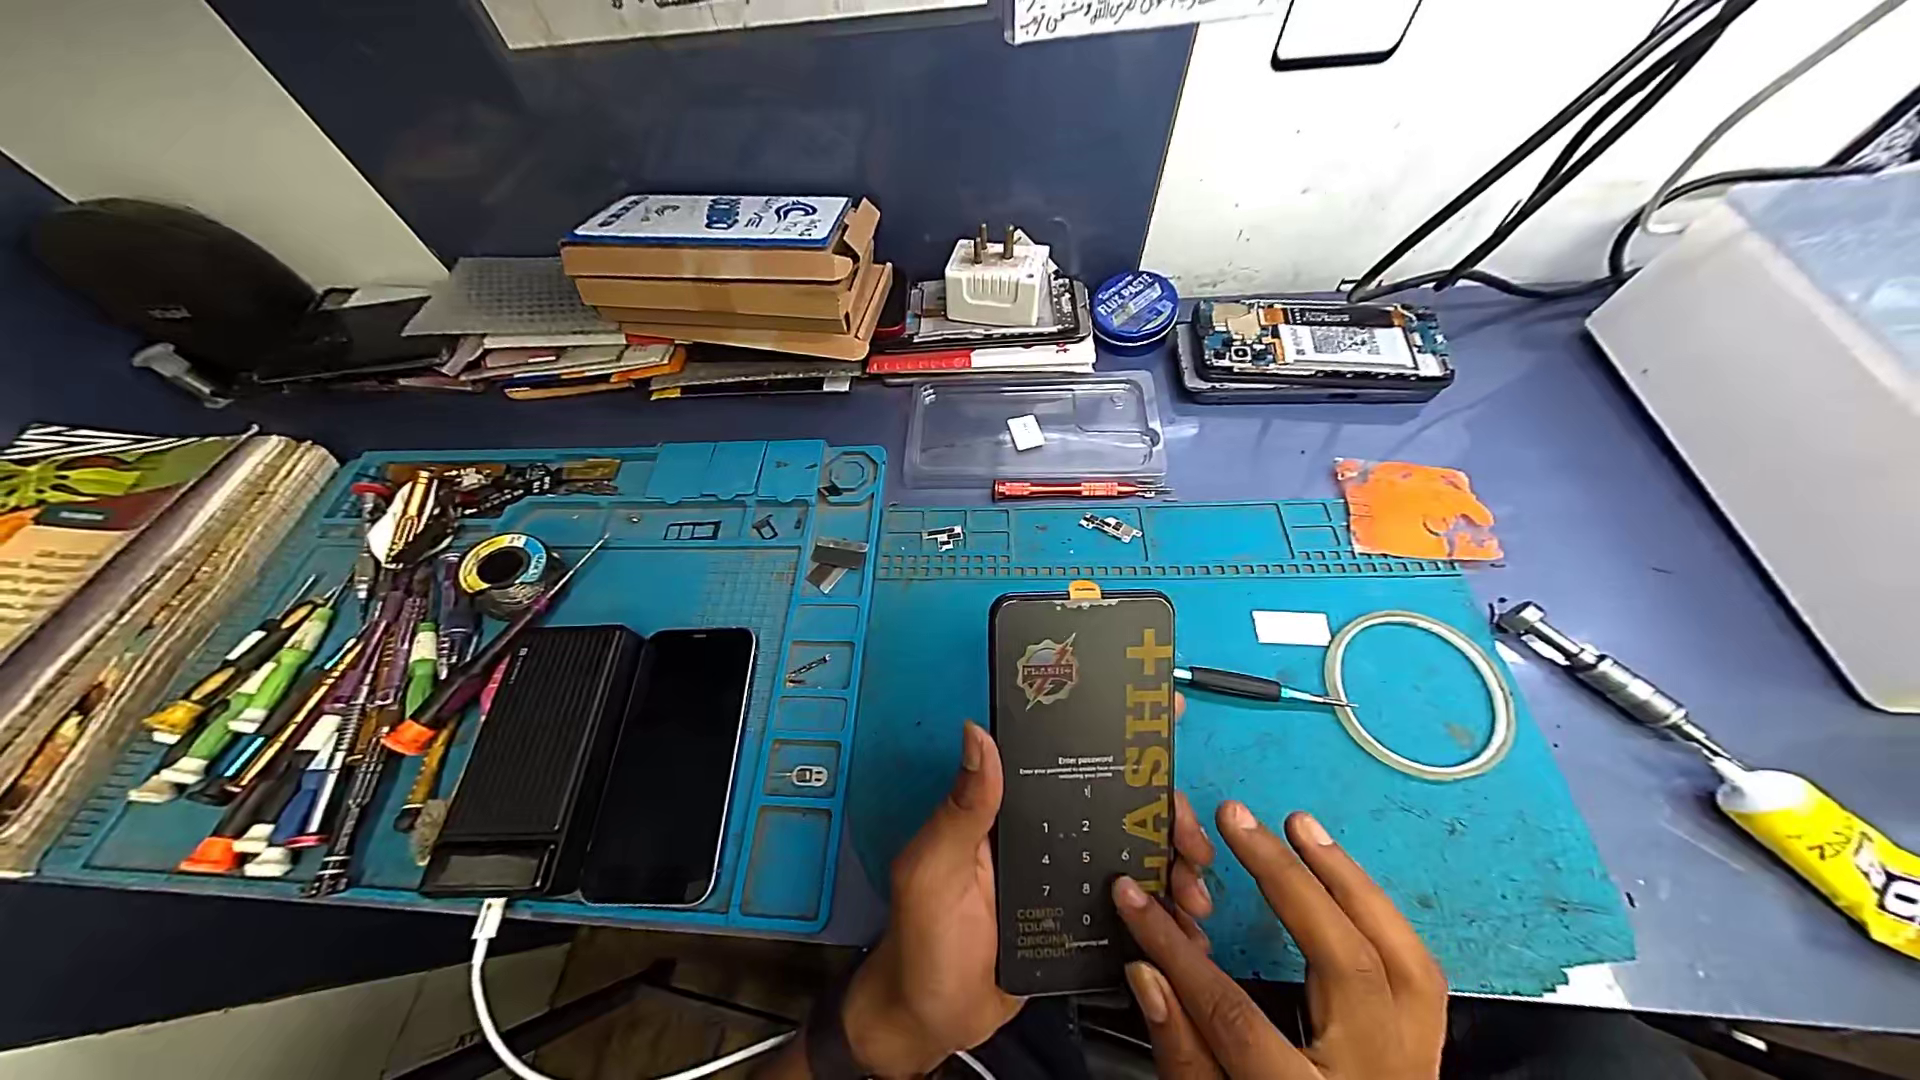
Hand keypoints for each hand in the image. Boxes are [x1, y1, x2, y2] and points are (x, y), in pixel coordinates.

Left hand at [843, 720, 1218, 1075]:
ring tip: (1193, 887)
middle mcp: (1044, 829)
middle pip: (1116, 801)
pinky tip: (1188, 917)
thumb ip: (961, 808)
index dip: (1111, 733)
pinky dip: (1164, 904)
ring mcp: (1067, 873)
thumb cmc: (924, 940)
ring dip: (1172, 857)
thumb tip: (977, 730)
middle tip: (1189, 838)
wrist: (936, 1022)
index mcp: (1010, 806)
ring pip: (1133, 848)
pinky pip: (1132, 901)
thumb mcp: (934, 869)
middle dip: (1163, 809)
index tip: (1162, 714)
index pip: (1063, 754)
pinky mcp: (1083, 918)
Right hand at [1112, 802, 1446, 1078]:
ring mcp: (1413, 1067)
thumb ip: (1182, 1052)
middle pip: (1341, 963)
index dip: (1172, 948)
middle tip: (1237, 820)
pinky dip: (1376, 909)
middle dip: (1281, 876)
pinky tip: (1337, 871)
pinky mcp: (1424, 1052)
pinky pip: (1416, 970)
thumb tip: (1144, 970)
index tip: (1133, 895)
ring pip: (1401, 957)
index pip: (1232, 1015)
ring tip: (1300, 825)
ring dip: (1346, 877)